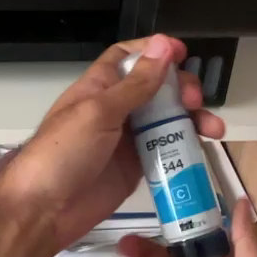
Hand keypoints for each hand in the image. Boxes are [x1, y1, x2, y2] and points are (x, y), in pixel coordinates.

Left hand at [0, 34, 223, 254]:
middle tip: (195, 100)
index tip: (182, 52)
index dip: (155, 51)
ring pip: (167, 120)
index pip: (129, 58)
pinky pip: (166, 151)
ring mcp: (126, 140)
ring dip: (192, 119)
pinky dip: (186, 147)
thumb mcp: (99, 112)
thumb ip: (136, 84)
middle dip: (181, 88)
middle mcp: (115, 109)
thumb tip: (163, 46)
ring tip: (213, 128)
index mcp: (99, 87)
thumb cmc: (62, 154)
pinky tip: (203, 147)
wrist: (43, 211)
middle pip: (157, 88)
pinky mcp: (136, 168)